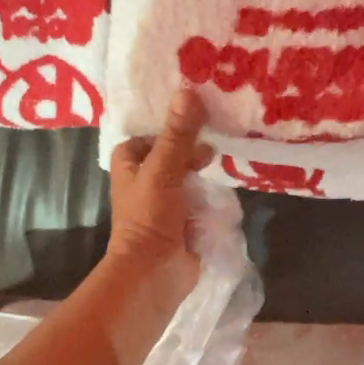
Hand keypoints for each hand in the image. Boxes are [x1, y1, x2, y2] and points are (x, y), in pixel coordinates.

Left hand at [107, 87, 213, 296]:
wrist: (154, 274)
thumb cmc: (149, 218)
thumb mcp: (163, 170)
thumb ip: (178, 135)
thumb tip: (189, 90)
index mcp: (130, 162)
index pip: (154, 131)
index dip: (175, 122)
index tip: (203, 111)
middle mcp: (146, 179)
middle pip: (176, 152)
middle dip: (197, 148)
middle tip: (224, 134)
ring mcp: (167, 202)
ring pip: (192, 176)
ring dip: (208, 171)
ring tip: (233, 155)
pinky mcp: (186, 221)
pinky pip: (203, 199)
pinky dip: (214, 195)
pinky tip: (233, 183)